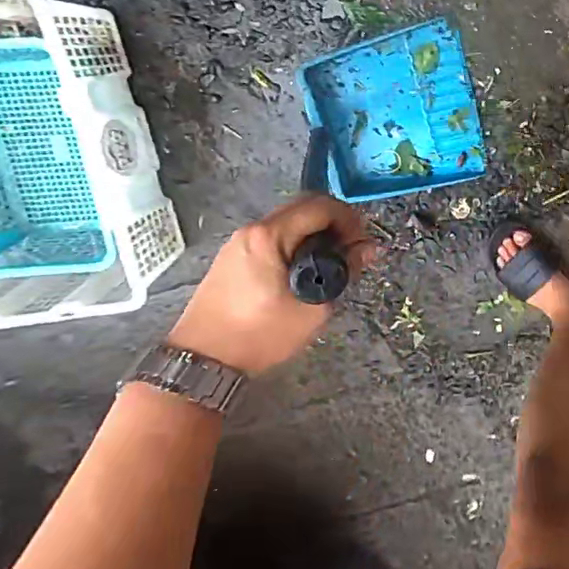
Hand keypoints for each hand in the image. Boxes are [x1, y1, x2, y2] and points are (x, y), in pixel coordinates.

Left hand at [169, 195, 376, 374]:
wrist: (200, 362)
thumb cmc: (258, 335)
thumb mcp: (312, 309)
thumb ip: (343, 274)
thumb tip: (368, 250)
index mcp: (268, 236)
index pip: (320, 206)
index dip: (350, 219)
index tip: (362, 244)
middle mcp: (251, 229)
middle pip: (303, 208)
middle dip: (335, 223)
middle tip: (352, 250)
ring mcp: (238, 242)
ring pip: (288, 222)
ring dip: (316, 233)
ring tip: (332, 262)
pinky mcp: (233, 258)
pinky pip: (274, 237)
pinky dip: (296, 243)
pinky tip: (305, 270)